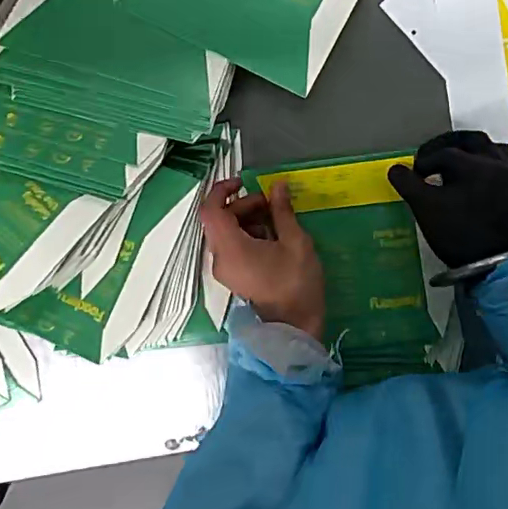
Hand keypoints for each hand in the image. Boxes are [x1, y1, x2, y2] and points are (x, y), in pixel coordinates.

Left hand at [197, 177, 325, 341]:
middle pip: (220, 220)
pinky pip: (231, 247)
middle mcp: (219, 258)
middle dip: (243, 205)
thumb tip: (278, 186)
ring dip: (247, 220)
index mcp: (230, 248)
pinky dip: (247, 235)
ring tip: (276, 221)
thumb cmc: (297, 283)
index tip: (243, 182)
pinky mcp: (232, 276)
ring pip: (226, 233)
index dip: (222, 190)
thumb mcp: (296, 242)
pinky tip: (271, 237)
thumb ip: (282, 211)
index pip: (210, 210)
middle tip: (273, 204)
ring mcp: (224, 269)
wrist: (296, 326)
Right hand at [387, 130, 507, 269]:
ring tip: (454, 162)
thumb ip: (408, 184)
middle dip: (448, 144)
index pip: (444, 152)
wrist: (492, 261)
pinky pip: (500, 164)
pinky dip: (484, 163)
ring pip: (491, 149)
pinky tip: (471, 177)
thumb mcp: (425, 207)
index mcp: (475, 166)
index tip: (413, 174)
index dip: (425, 160)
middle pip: (472, 140)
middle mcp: (496, 165)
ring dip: (471, 150)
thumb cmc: (456, 232)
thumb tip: (396, 169)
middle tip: (431, 155)